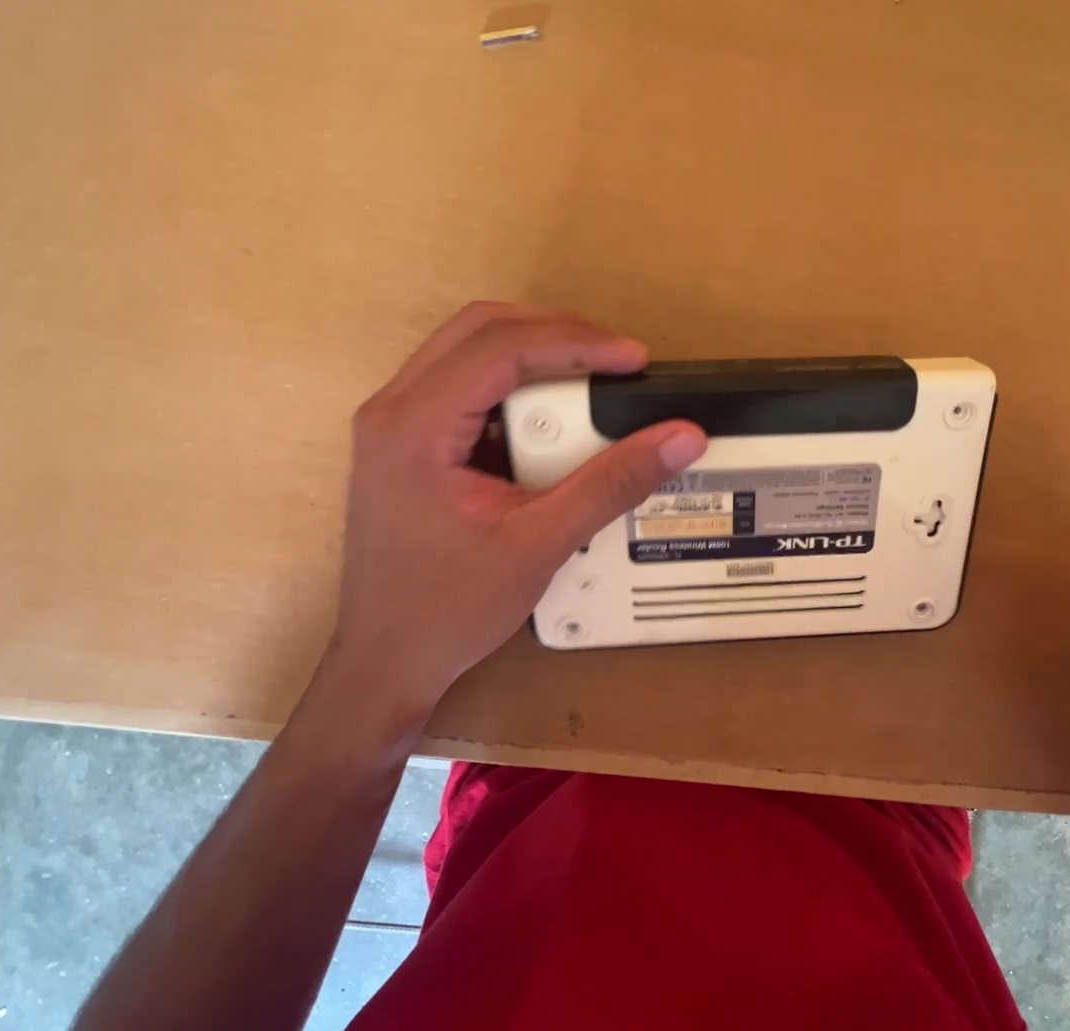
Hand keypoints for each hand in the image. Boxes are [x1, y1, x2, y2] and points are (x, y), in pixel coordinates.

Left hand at [305, 302, 706, 746]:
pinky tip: (550, 427)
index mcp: (413, 425)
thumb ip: (612, 483)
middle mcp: (392, 411)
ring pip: (466, 353)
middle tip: (613, 362)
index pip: (500, 347)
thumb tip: (680, 438)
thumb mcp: (540, 542)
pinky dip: (512, 393)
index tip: (633, 359)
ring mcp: (392, 428)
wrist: (388, 661)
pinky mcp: (404, 448)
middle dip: (553, 335)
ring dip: (532, 360)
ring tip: (590, 386)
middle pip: (478, 329)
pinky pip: (461, 391)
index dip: (575, 342)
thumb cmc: (449, 609)